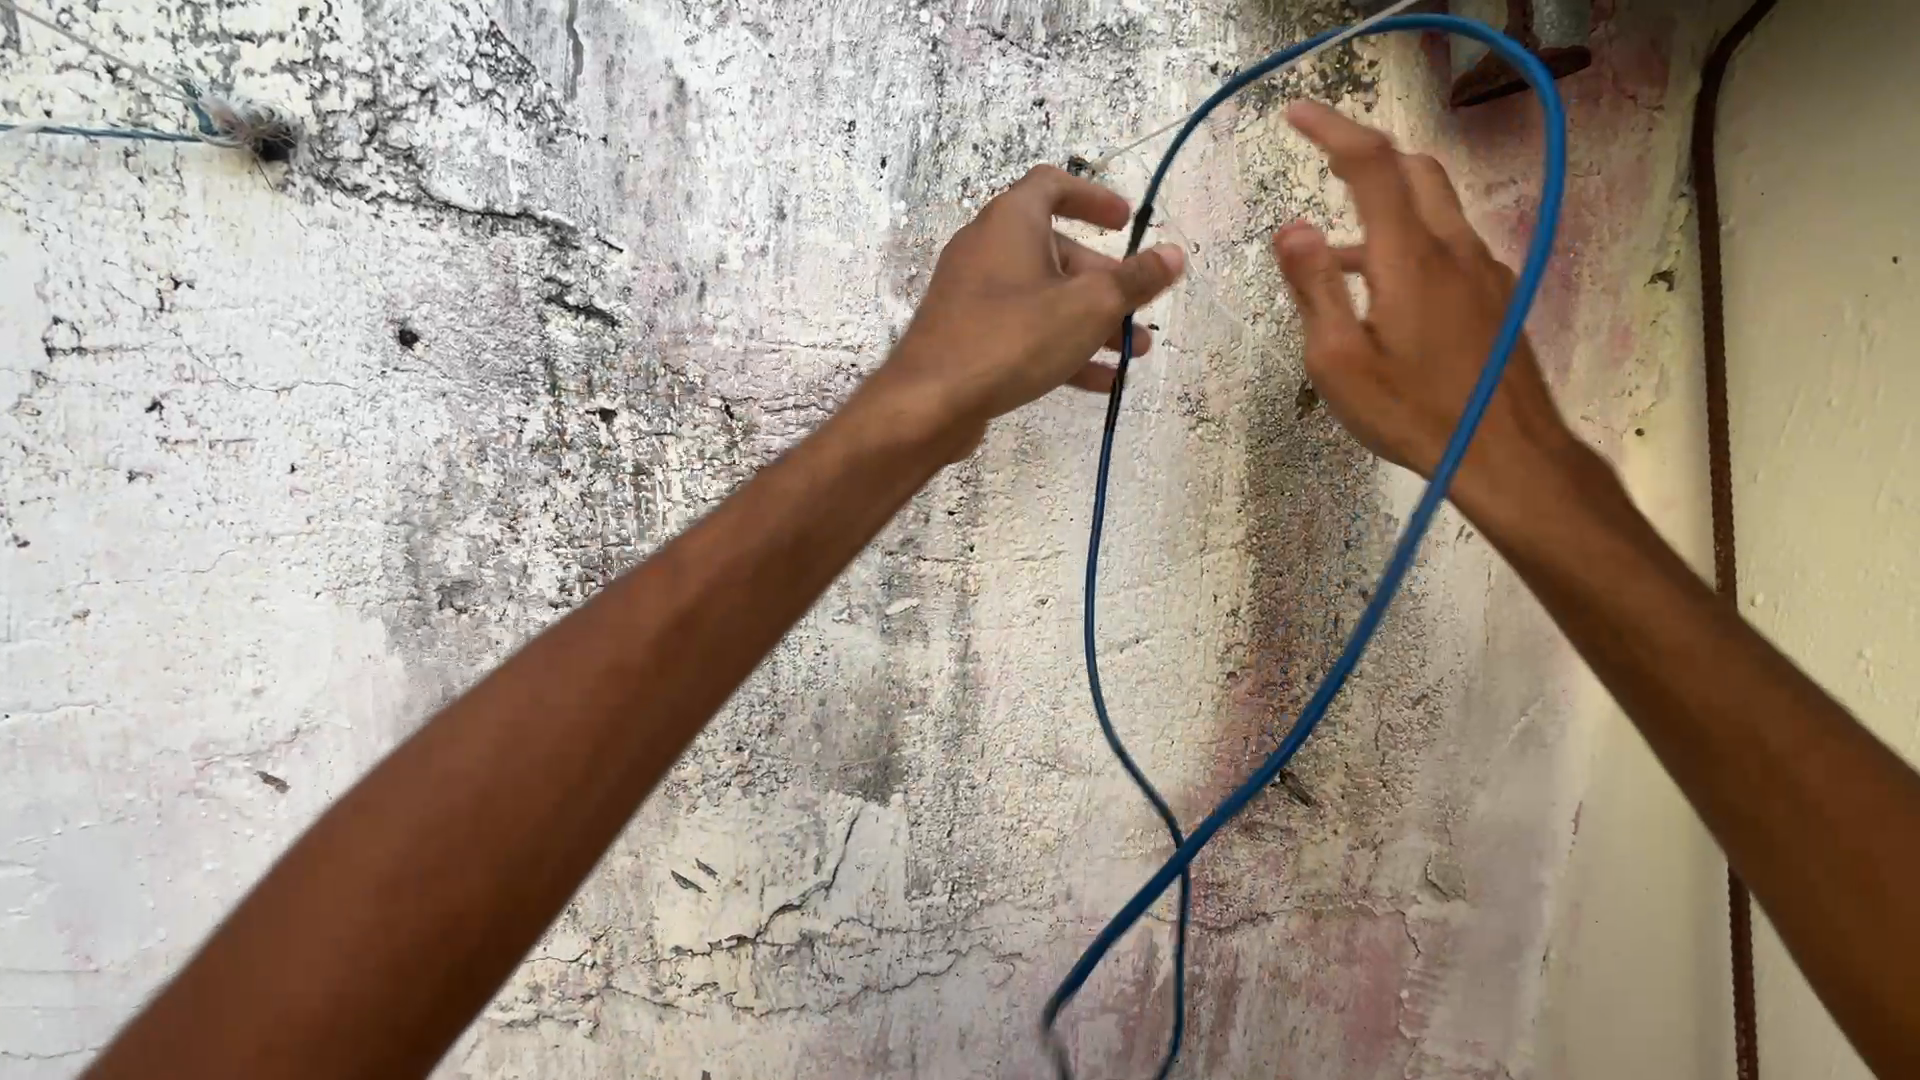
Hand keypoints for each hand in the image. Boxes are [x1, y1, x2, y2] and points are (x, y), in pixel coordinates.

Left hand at [877, 165, 1184, 456]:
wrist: (931, 402)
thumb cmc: (1013, 337)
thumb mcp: (1088, 306)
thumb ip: (1135, 280)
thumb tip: (1174, 255)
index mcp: (1010, 222)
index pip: (1053, 186)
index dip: (1093, 198)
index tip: (1125, 221)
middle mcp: (987, 251)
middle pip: (1056, 254)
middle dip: (1105, 284)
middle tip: (1140, 311)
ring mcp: (973, 298)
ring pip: (1044, 300)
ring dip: (1091, 323)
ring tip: (1134, 353)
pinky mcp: (968, 339)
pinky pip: (1024, 334)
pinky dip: (1061, 349)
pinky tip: (1102, 383)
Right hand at [1272, 102, 1578, 513]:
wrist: (1504, 452)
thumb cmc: (1410, 412)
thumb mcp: (1338, 360)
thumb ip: (1315, 289)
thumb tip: (1291, 227)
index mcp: (1409, 257)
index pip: (1371, 166)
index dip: (1332, 130)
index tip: (1296, 113)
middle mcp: (1452, 248)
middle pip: (1414, 171)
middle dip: (1366, 155)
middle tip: (1323, 162)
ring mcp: (1481, 270)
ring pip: (1432, 209)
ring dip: (1381, 208)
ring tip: (1330, 256)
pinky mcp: (1493, 295)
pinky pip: (1445, 246)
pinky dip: (1405, 244)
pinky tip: (1378, 295)